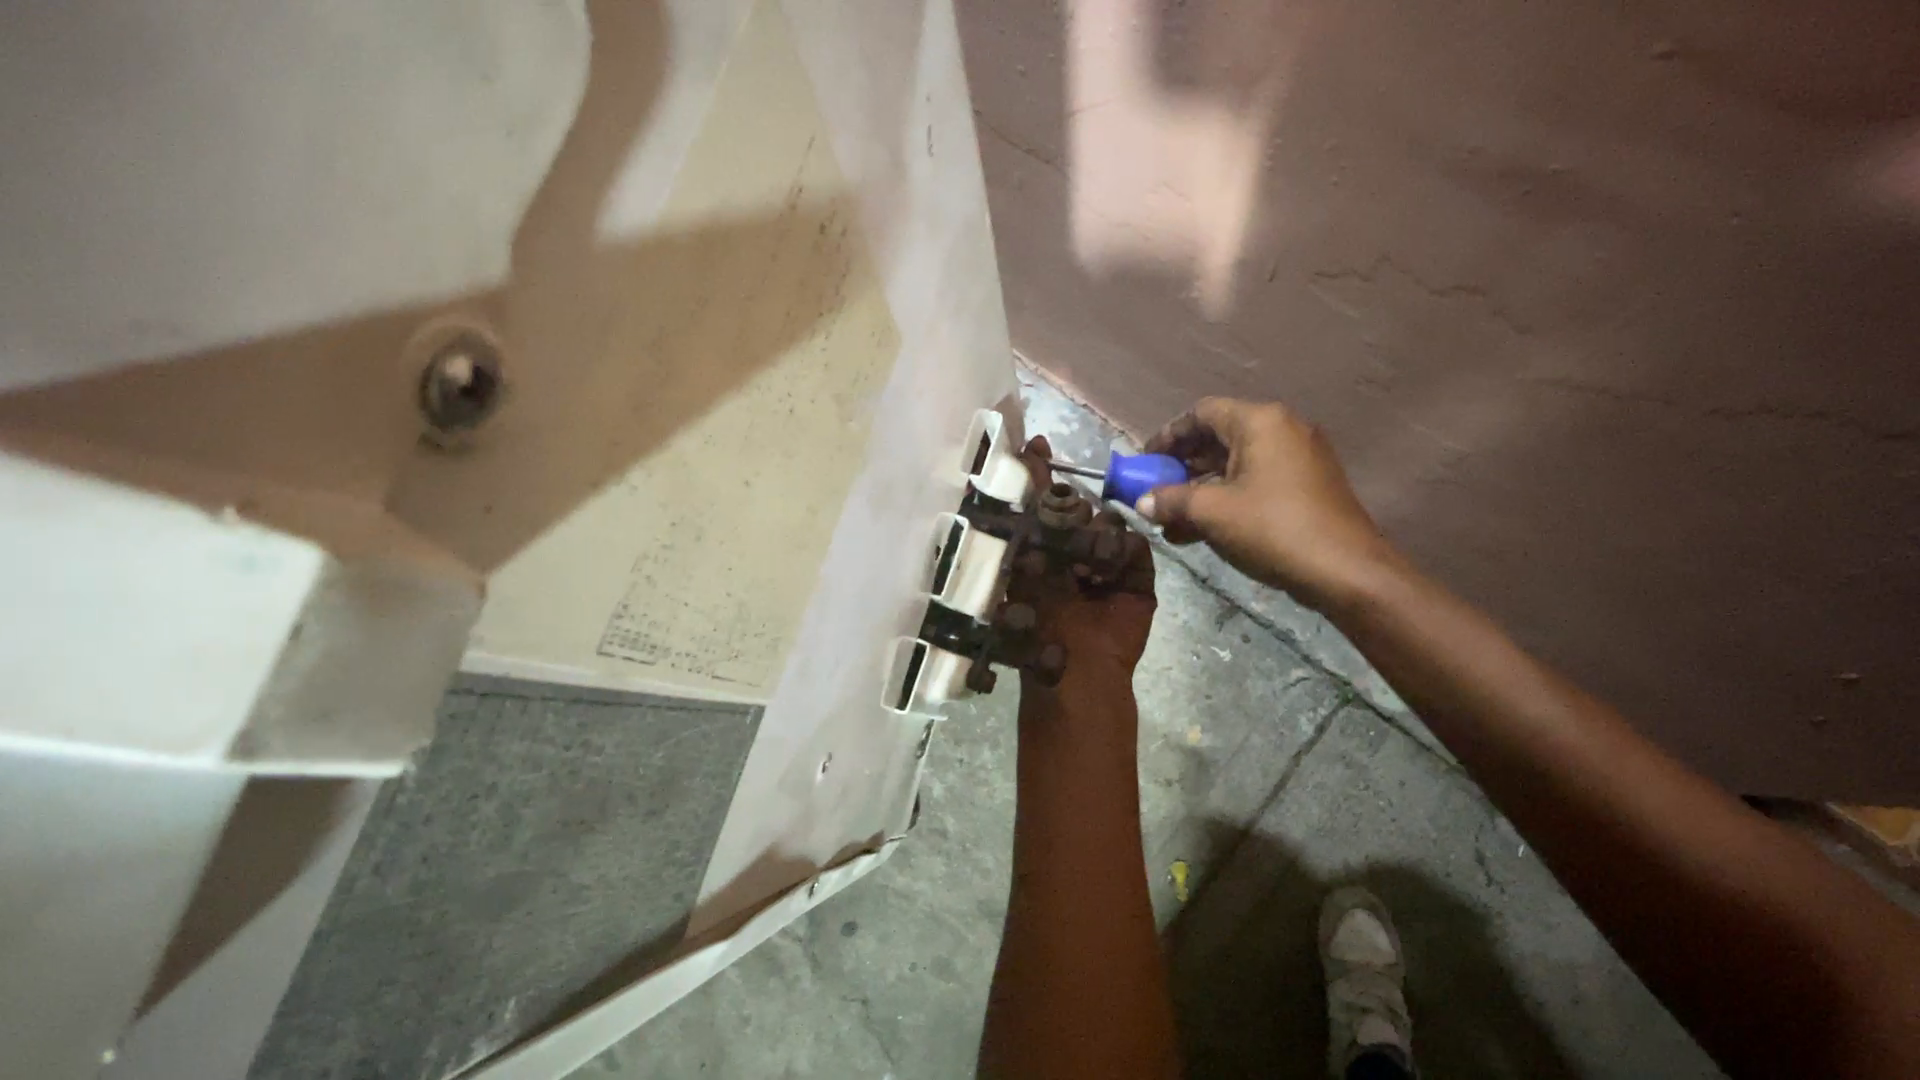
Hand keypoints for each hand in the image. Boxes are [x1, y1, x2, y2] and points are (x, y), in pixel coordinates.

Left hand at [1010, 437, 1156, 688]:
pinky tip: (1101, 577)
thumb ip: (1028, 509)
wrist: (1077, 665)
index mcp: (1042, 549)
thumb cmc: (1038, 618)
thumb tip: (1025, 455)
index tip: (1037, 444)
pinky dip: (1121, 556)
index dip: (1040, 472)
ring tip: (1078, 571)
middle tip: (1058, 537)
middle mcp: (1074, 551)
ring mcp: (1108, 564)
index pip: (1043, 500)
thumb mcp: (1023, 559)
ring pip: (1109, 523)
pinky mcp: (1137, 578)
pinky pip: (1135, 548)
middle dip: (1070, 515)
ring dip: (1093, 541)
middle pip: (1081, 508)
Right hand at [1139, 398, 1398, 610]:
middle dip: (1182, 466)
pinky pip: (1256, 481)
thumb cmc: (1274, 528)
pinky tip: (1201, 530)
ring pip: (1237, 464)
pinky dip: (1227, 498)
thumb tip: (1142, 502)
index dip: (1167, 436)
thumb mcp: (1213, 513)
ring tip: (1171, 520)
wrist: (1347, 571)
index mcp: (1260, 422)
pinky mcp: (1307, 485)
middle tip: (1155, 490)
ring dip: (1201, 488)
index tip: (1144, 462)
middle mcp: (1282, 429)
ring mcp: (1299, 458)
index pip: (1201, 413)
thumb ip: (1171, 501)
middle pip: (1219, 437)